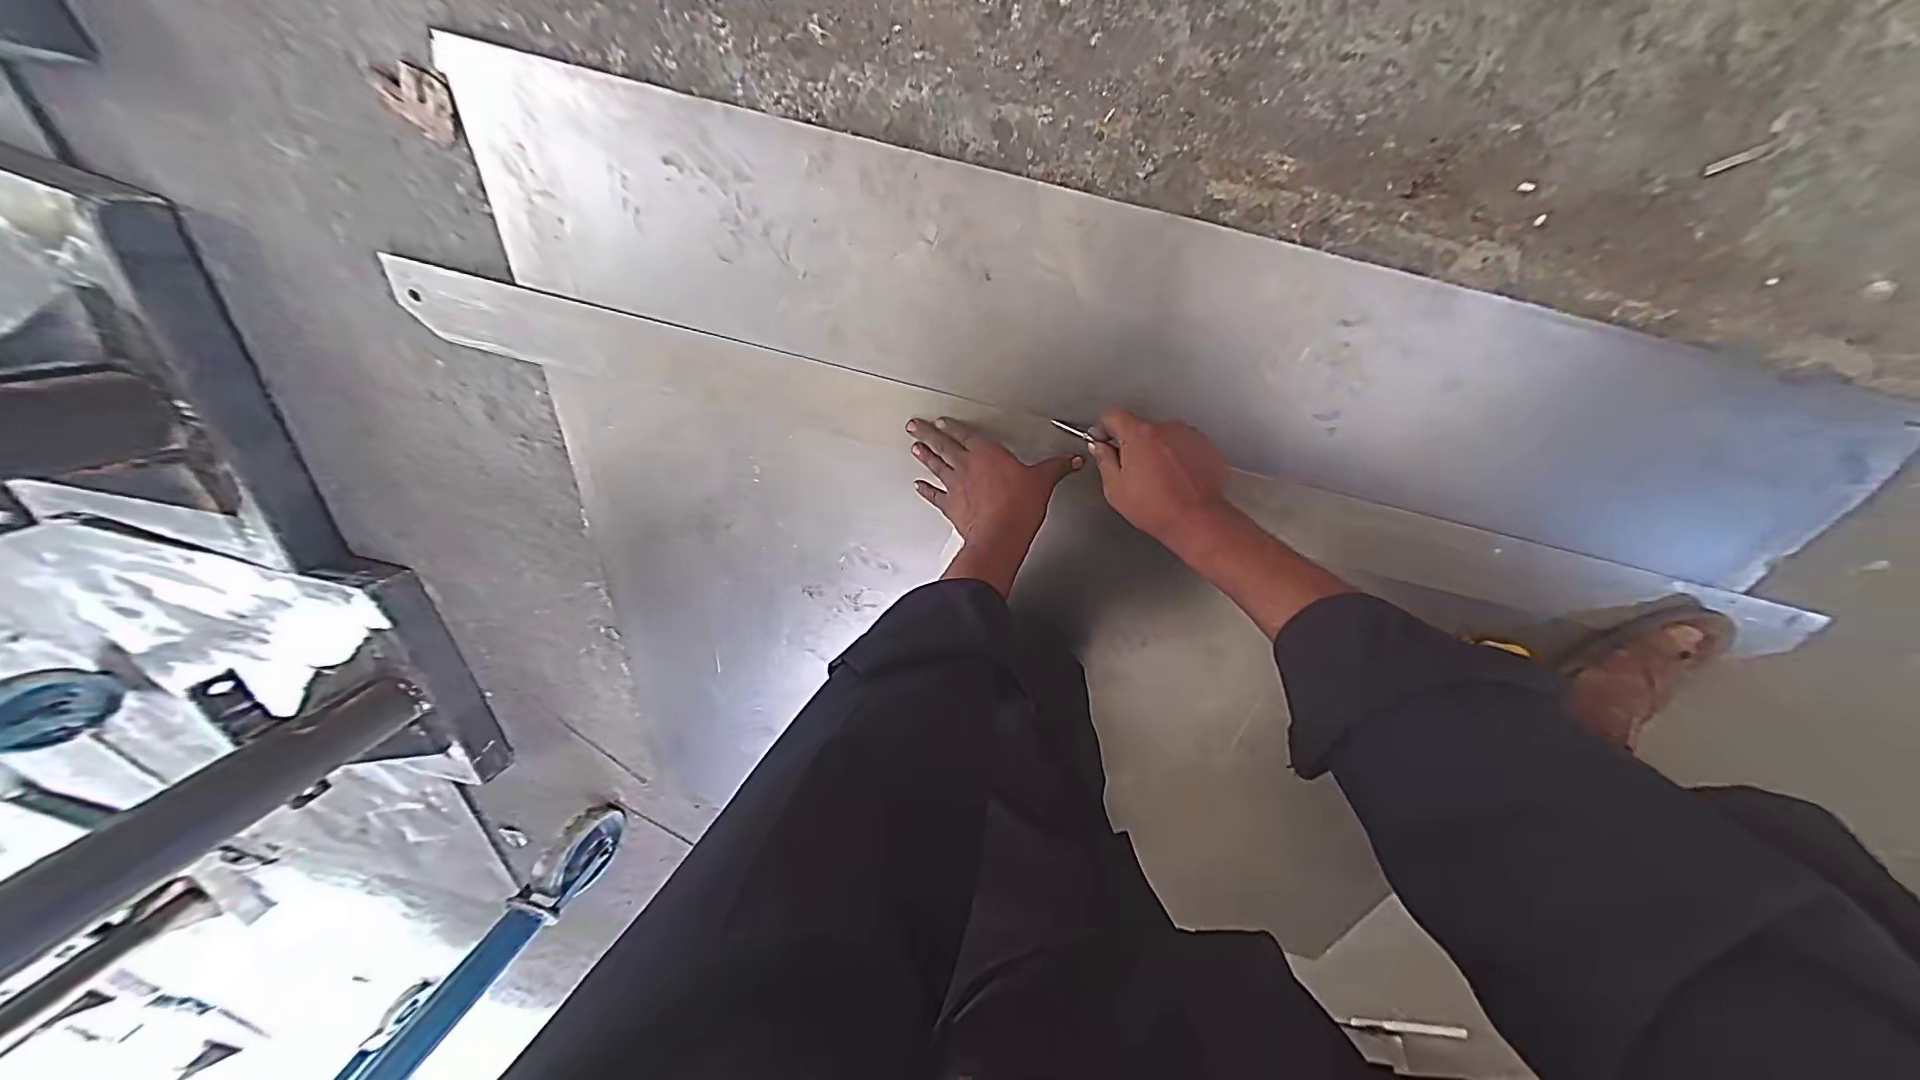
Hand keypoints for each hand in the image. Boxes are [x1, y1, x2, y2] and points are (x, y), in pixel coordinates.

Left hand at [908, 416, 1082, 595]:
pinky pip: (935, 496)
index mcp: (987, 454)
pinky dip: (926, 491)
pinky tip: (919, 486)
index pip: (966, 434)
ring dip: (924, 456)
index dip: (954, 427)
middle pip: (943, 445)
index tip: (943, 421)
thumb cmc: (1017, 507)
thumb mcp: (1043, 482)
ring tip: (915, 447)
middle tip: (915, 425)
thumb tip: (1070, 461)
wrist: (1000, 534)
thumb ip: (1056, 468)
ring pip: (935, 466)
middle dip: (928, 434)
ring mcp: (955, 486)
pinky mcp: (951, 506)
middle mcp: (966, 466)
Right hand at [1085, 409, 1232, 543]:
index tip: (1102, 438)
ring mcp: (1187, 436)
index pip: (1113, 415)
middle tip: (1130, 471)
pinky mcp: (1204, 446)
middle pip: (1139, 427)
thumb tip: (1101, 449)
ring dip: (1154, 450)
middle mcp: (1166, 429)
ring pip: (1161, 436)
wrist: (1197, 520)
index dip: (1103, 427)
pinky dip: (1175, 457)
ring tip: (1155, 480)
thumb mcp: (1116, 488)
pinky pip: (1181, 445)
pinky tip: (1172, 479)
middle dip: (1131, 444)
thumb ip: (1104, 460)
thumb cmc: (1160, 509)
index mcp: (1140, 435)